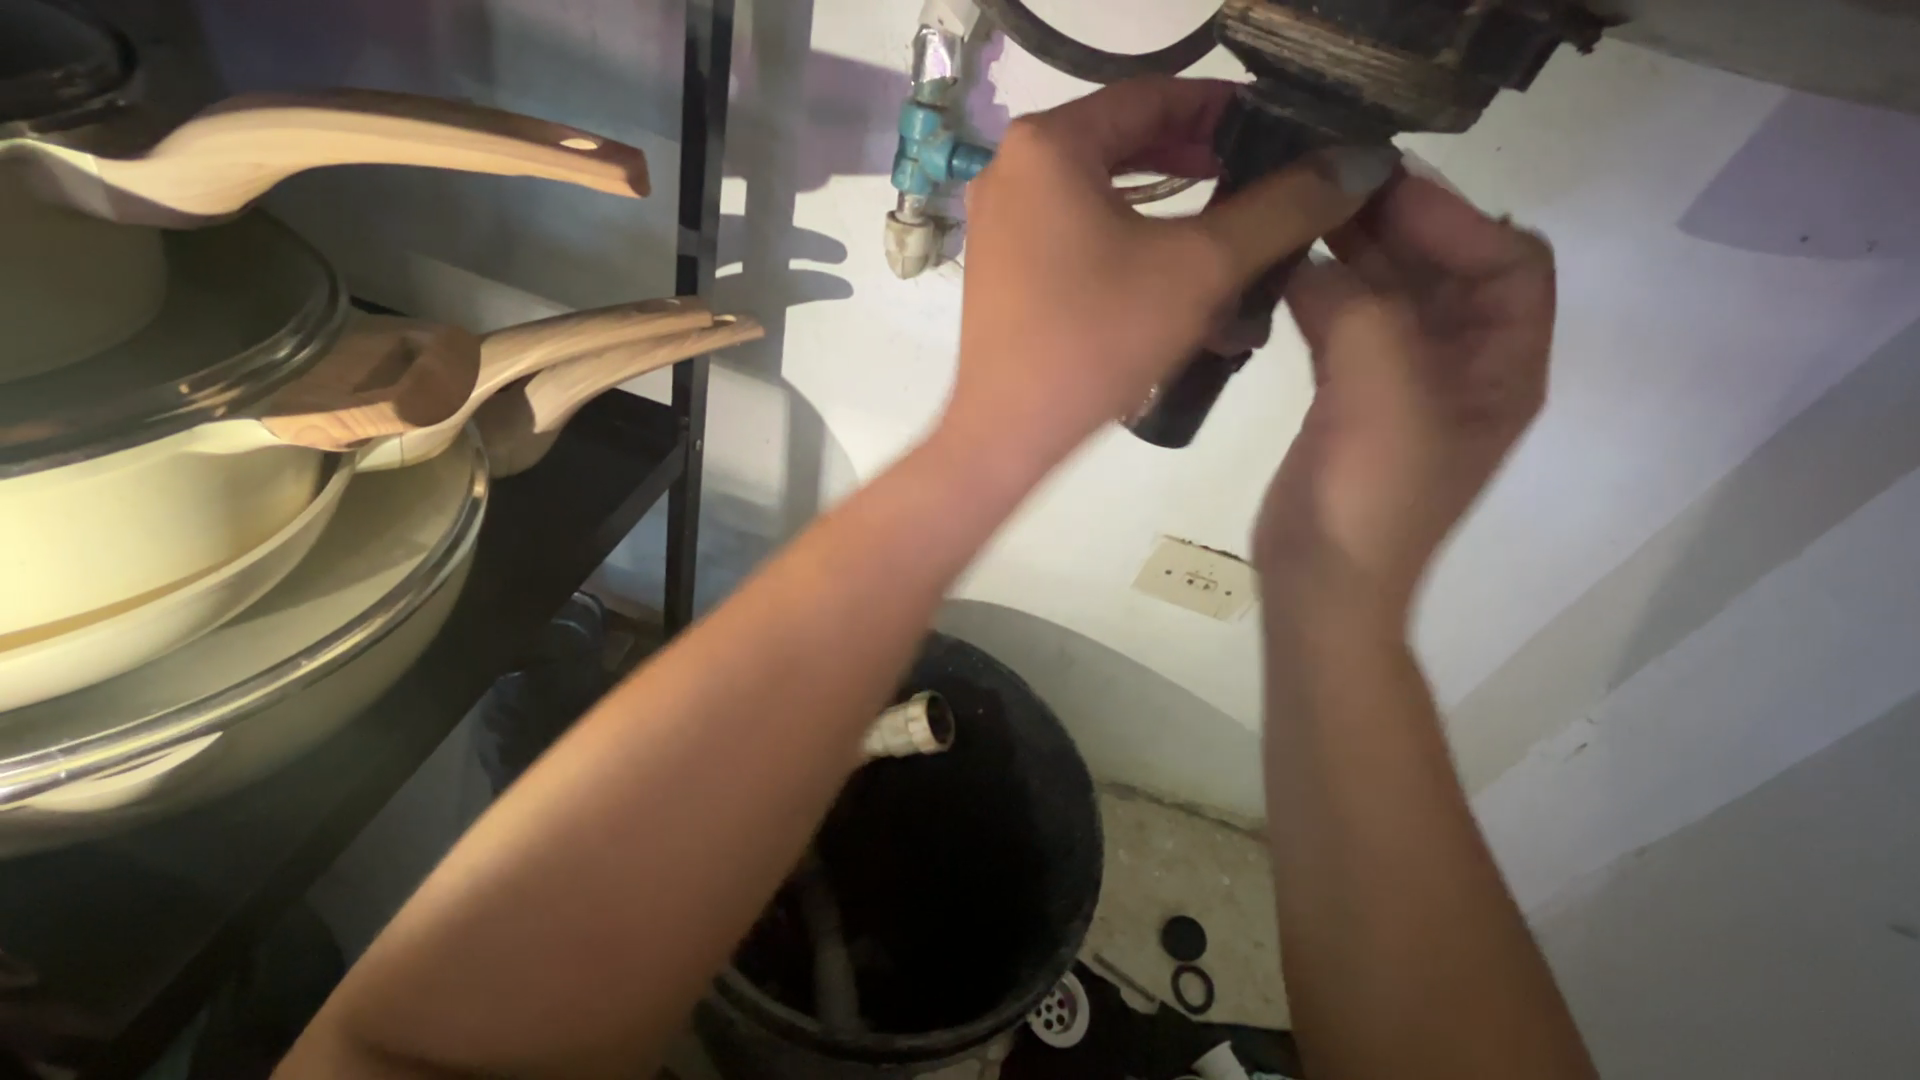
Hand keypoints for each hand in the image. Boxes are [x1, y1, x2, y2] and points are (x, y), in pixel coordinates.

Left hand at [940, 77, 1382, 476]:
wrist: (1008, 435)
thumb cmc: (1098, 340)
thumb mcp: (1200, 268)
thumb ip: (1281, 208)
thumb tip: (1357, 163)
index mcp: (1050, 145)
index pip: (1155, 97)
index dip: (1227, 111)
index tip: (1282, 131)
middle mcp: (1014, 171)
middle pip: (1127, 147)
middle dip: (1203, 168)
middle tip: (1263, 183)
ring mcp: (1002, 224)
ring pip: (1106, 200)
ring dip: (1173, 219)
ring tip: (1233, 238)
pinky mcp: (1004, 271)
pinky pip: (1080, 240)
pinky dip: (1132, 252)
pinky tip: (1180, 284)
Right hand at [1255, 174, 1556, 621]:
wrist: (1322, 586)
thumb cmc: (1370, 499)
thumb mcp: (1383, 393)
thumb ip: (1361, 307)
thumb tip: (1314, 259)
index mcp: (1502, 367)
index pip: (1507, 261)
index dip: (1455, 217)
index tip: (1384, 186)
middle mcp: (1461, 368)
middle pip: (1444, 272)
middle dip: (1396, 227)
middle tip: (1329, 188)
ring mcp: (1401, 386)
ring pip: (1388, 298)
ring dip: (1352, 257)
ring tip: (1300, 221)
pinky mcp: (1347, 402)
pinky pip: (1343, 329)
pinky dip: (1320, 297)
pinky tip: (1284, 277)